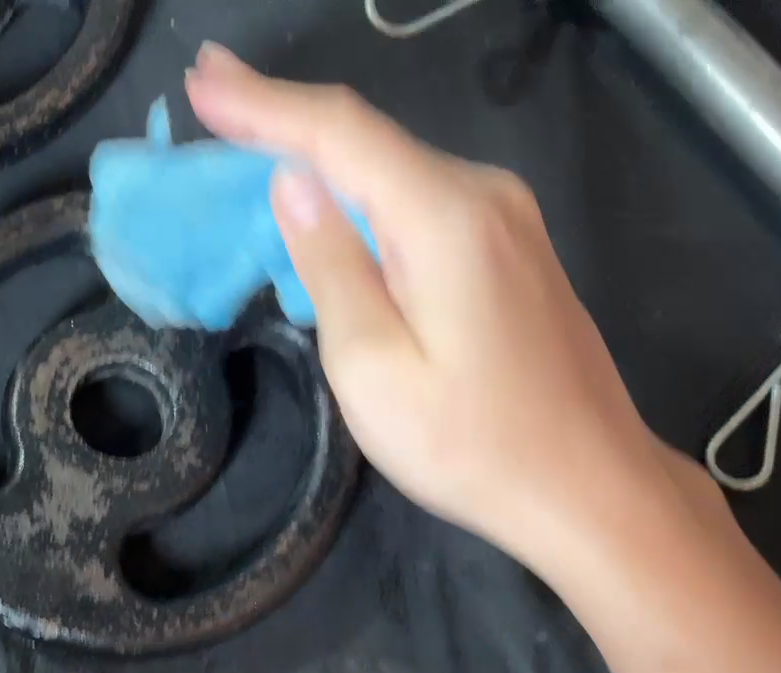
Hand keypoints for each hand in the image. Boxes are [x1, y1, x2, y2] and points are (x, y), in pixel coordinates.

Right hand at [185, 45, 700, 570]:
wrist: (579, 482)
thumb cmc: (461, 438)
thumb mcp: (370, 362)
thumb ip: (331, 266)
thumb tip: (292, 185)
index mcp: (442, 219)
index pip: (339, 135)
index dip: (262, 105)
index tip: (200, 82)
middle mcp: (478, 196)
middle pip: (364, 138)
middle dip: (277, 116)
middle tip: (206, 100)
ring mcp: (498, 218)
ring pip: (384, 167)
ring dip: (309, 152)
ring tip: (240, 140)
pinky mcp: (499, 246)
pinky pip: (407, 199)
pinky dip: (348, 189)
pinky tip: (311, 198)